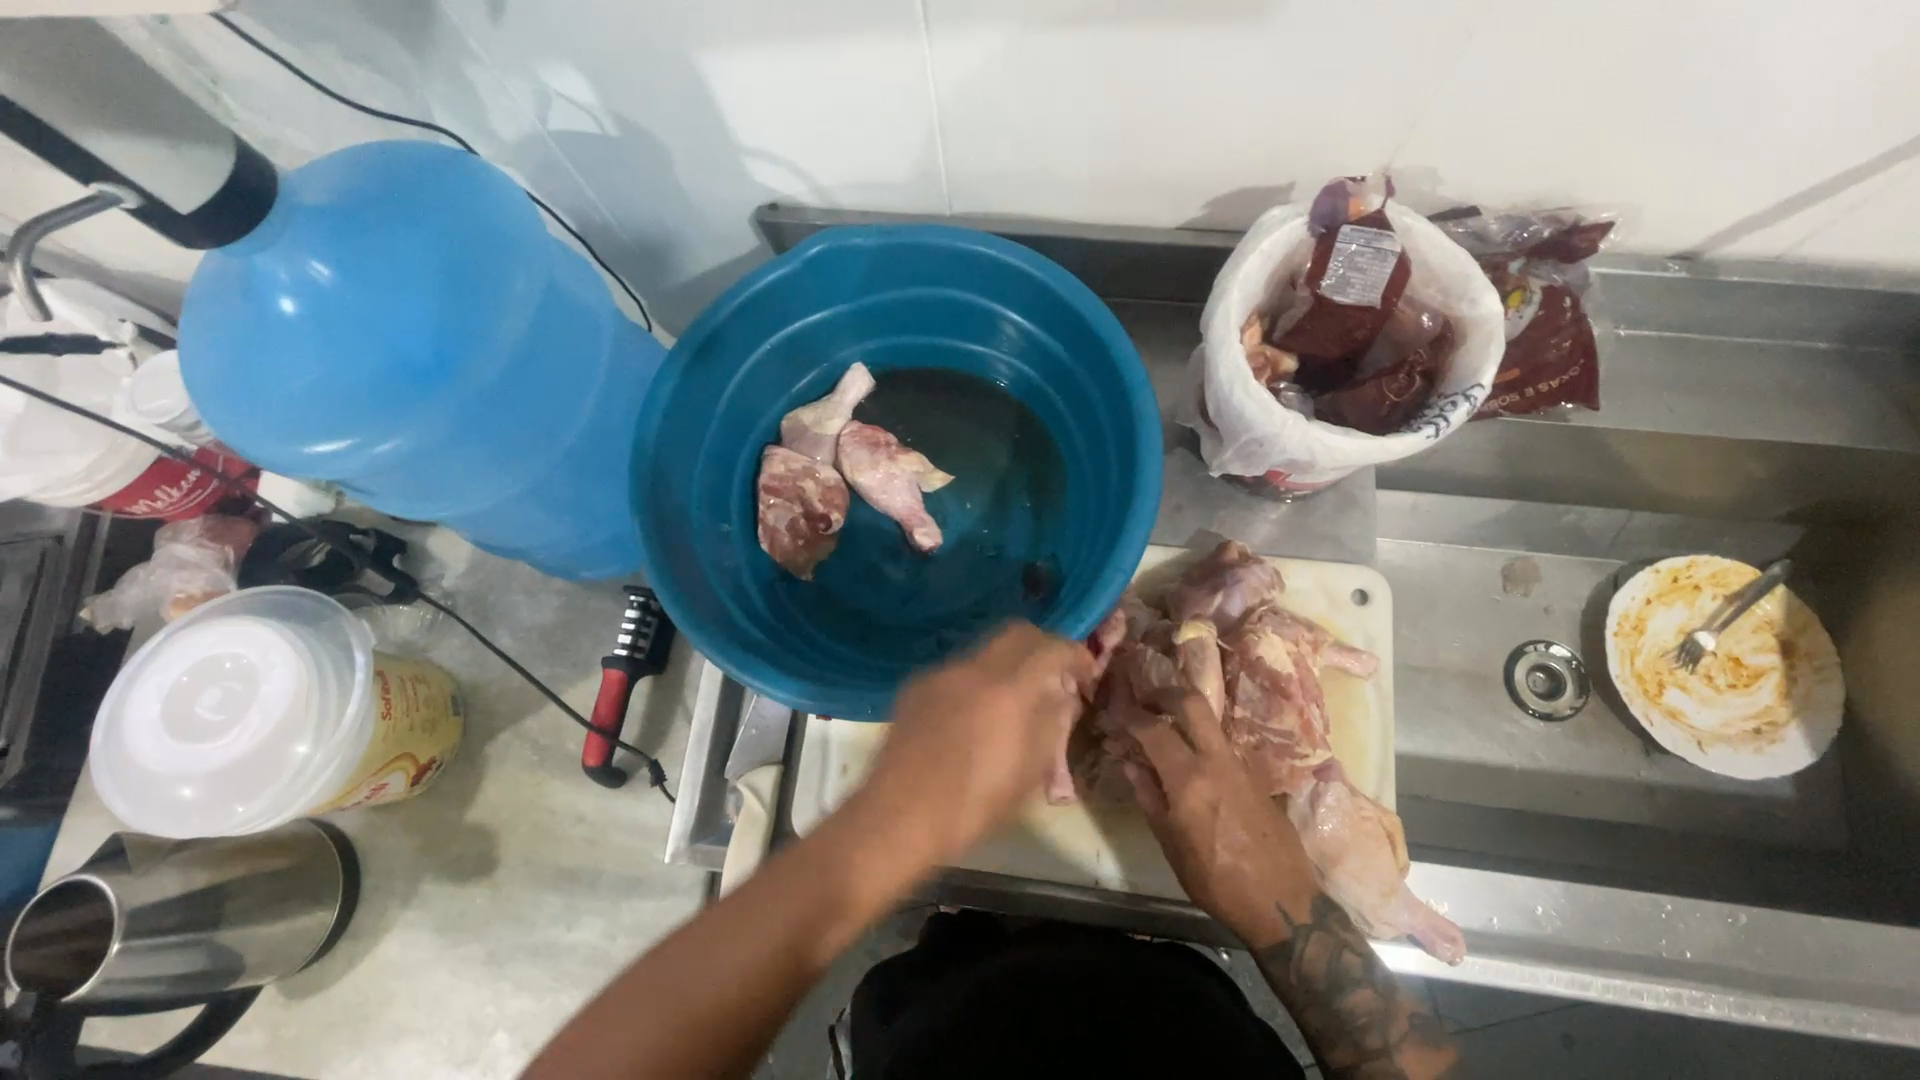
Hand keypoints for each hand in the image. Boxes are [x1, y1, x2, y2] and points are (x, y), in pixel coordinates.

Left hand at [857, 621, 1093, 864]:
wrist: (898, 818)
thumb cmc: (973, 806)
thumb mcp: (1030, 774)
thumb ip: (1052, 724)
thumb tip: (1062, 696)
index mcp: (1007, 691)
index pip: (1052, 648)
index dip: (1076, 655)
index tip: (1087, 673)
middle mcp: (972, 670)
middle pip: (1017, 633)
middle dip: (1043, 647)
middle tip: (1055, 675)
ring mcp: (939, 675)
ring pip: (985, 651)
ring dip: (1008, 666)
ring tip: (1013, 703)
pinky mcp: (914, 688)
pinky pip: (957, 672)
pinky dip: (976, 682)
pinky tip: (973, 718)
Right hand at [1123, 690, 1317, 947]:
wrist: (1282, 902)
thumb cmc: (1216, 880)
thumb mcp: (1170, 844)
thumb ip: (1149, 797)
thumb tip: (1129, 763)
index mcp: (1189, 779)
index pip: (1153, 729)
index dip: (1129, 716)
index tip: (1113, 714)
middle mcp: (1217, 761)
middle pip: (1192, 702)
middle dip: (1164, 694)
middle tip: (1144, 703)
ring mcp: (1242, 766)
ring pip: (1210, 722)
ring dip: (1184, 716)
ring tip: (1162, 733)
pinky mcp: (1257, 777)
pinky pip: (1223, 746)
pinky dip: (1201, 742)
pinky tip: (1190, 764)